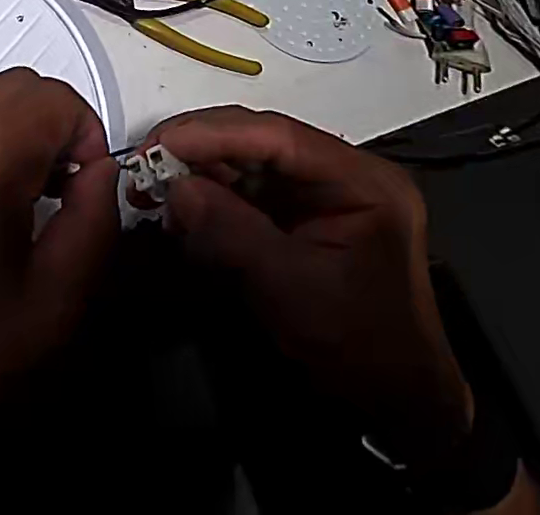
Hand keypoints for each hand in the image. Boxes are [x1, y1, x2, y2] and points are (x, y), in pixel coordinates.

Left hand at [0, 63, 120, 465]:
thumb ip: (93, 225)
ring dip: (9, 121)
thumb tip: (100, 173)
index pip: (57, 101)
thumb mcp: (51, 303)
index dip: (86, 138)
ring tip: (6, 178)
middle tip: (54, 191)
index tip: (85, 182)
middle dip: (53, 131)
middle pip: (22, 89)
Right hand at [150, 107, 472, 460]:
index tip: (160, 142)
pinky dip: (209, 193)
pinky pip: (244, 187)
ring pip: (245, 159)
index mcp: (360, 181)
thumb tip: (175, 187)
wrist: (394, 404)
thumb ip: (233, 232)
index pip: (279, 137)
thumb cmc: (358, 347)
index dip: (214, 133)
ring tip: (154, 187)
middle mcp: (339, 172)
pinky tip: (181, 206)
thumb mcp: (292, 289)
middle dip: (199, 148)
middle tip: (145, 164)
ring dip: (198, 170)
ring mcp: (317, 190)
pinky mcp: (296, 210)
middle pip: (259, 139)